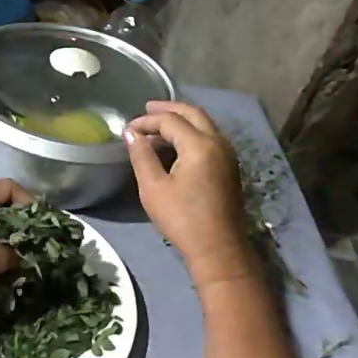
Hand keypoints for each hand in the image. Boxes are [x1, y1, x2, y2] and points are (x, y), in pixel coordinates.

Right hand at [125, 101, 259, 285]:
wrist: (218, 248)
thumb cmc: (183, 218)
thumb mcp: (154, 188)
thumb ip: (142, 156)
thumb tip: (131, 134)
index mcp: (200, 145)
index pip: (170, 120)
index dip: (146, 121)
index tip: (127, 128)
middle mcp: (218, 142)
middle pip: (192, 113)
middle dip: (168, 108)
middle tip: (146, 109)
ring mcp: (227, 154)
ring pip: (203, 124)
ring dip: (181, 120)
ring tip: (157, 125)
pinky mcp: (229, 166)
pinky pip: (209, 137)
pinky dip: (190, 133)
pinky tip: (175, 144)